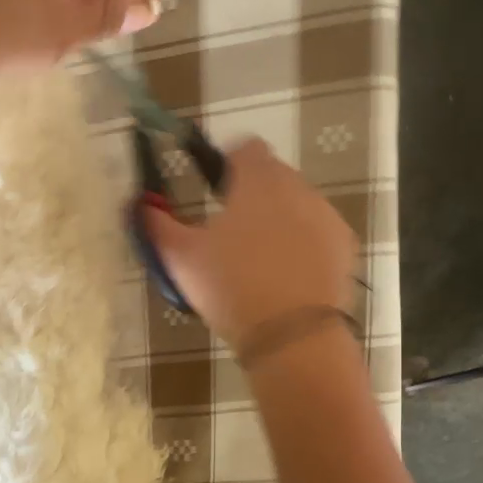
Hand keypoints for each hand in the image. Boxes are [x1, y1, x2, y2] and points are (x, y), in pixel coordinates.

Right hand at [141, 140, 359, 345]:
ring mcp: (326, 215)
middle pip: (272, 176)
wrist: (292, 334)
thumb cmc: (230, 288)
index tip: (211, 189)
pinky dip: (301, 247)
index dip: (226, 163)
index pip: (244, 148)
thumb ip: (157, 226)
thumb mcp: (181, 259)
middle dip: (252, 196)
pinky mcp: (344, 247)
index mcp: (257, 180)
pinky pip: (316, 234)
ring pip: (296, 205)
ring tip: (256, 262)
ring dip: (277, 221)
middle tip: (228, 234)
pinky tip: (283, 279)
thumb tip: (138, 204)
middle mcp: (297, 186)